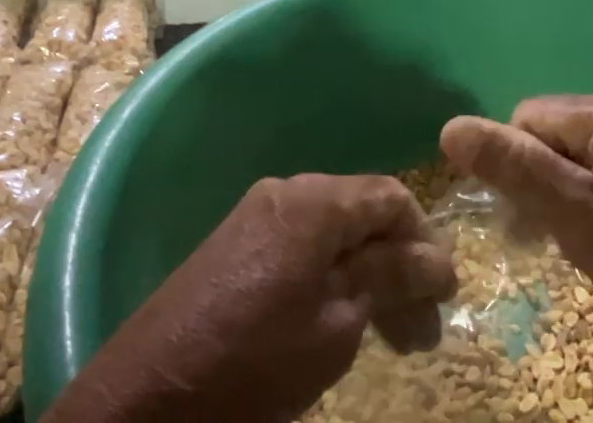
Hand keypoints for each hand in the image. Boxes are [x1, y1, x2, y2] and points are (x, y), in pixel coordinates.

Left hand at [46, 174, 455, 422]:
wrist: (147, 398)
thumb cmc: (255, 359)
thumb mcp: (336, 323)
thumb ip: (390, 278)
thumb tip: (436, 260)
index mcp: (315, 200)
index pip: (392, 197)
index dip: (427, 242)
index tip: (446, 295)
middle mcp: (287, 193)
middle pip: (364, 215)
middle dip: (400, 267)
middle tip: (424, 329)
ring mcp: (257, 219)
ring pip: (335, 237)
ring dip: (369, 279)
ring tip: (393, 338)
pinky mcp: (237, 249)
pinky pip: (303, 251)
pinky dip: (333, 282)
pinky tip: (345, 324)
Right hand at [440, 94, 592, 419]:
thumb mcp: (576, 218)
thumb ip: (514, 169)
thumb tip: (449, 128)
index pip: (526, 120)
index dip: (515, 168)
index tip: (529, 222)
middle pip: (545, 135)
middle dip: (534, 183)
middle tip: (551, 239)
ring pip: (565, 158)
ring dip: (555, 198)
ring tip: (574, 245)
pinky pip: (592, 173)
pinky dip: (580, 204)